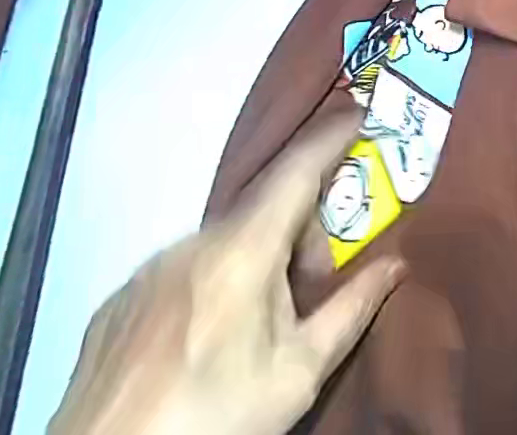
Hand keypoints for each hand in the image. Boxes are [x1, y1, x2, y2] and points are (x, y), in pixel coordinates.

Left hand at [50, 118, 404, 434]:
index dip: (332, 137)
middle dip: (301, 233)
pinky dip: (214, 280)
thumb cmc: (215, 420)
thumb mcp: (298, 374)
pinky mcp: (119, 300)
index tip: (361, 113)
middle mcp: (192, 241)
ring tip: (259, 324)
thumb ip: (353, 309)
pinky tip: (207, 338)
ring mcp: (149, 269)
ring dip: (258, 259)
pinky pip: (185, 267)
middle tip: (313, 289)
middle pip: (266, 211)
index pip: (298, 170)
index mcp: (242, 249)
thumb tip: (396, 264)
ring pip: (225, 239)